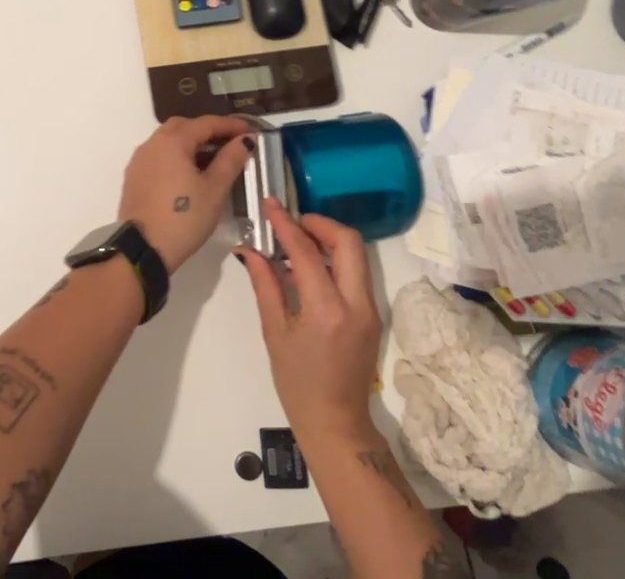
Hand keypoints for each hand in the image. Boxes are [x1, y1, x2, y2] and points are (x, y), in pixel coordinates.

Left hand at [116, 115, 253, 270]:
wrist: (143, 249)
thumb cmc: (184, 217)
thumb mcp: (214, 189)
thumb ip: (230, 159)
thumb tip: (245, 139)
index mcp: (171, 141)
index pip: (205, 123)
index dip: (229, 125)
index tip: (249, 130)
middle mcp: (151, 144)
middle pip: (183, 127)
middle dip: (207, 130)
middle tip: (230, 143)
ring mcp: (139, 160)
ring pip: (167, 141)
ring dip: (191, 143)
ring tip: (214, 159)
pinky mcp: (134, 177)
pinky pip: (158, 156)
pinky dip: (176, 156)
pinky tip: (190, 173)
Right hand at [235, 199, 382, 447]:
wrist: (336, 420)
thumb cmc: (297, 382)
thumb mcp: (274, 332)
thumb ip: (265, 285)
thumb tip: (250, 250)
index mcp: (326, 310)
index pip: (306, 252)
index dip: (285, 223)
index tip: (270, 204)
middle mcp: (356, 304)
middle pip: (348, 241)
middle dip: (319, 223)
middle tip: (291, 222)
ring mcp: (370, 309)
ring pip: (357, 254)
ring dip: (329, 239)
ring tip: (297, 241)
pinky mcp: (373, 314)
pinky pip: (357, 272)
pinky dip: (335, 259)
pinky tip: (310, 266)